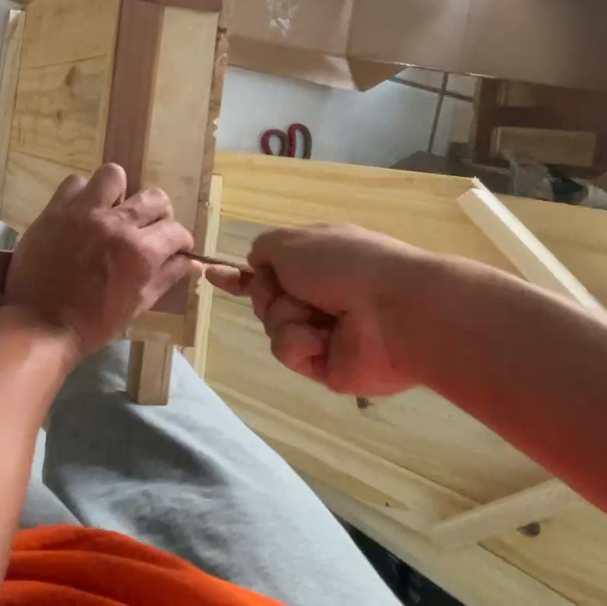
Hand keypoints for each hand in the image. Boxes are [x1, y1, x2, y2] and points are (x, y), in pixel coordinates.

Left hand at [1, 163, 198, 359]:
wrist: (40, 323)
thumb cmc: (92, 323)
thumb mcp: (138, 304)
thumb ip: (166, 276)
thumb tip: (192, 262)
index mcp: (141, 252)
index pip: (176, 231)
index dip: (180, 241)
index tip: (174, 247)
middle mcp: (116, 225)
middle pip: (154, 198)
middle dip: (158, 214)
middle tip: (146, 229)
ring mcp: (84, 213)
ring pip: (114, 175)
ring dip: (119, 192)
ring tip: (112, 211)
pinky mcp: (55, 210)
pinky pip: (75, 183)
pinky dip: (82, 194)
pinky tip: (81, 213)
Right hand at [204, 223, 433, 396]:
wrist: (394, 310)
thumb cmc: (343, 264)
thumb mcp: (289, 241)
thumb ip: (262, 250)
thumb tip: (256, 268)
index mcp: (317, 261)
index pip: (270, 268)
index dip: (241, 273)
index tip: (212, 274)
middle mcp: (320, 295)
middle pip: (266, 298)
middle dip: (270, 294)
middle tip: (296, 290)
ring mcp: (324, 331)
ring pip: (273, 324)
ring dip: (287, 316)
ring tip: (320, 315)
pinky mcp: (326, 366)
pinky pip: (288, 352)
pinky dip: (298, 342)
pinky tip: (321, 339)